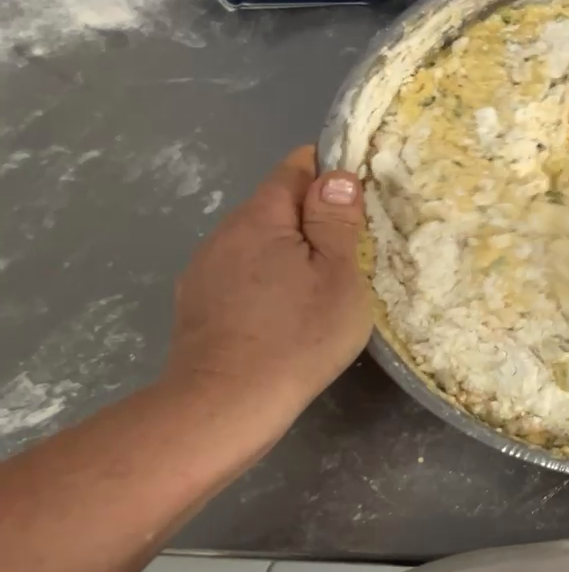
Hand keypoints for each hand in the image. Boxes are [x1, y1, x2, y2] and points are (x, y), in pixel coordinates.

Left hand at [163, 146, 370, 430]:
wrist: (227, 403)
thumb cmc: (299, 333)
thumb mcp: (338, 273)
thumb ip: (336, 221)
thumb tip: (338, 176)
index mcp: (260, 221)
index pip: (294, 169)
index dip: (331, 168)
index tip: (365, 187)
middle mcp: (224, 236)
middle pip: (276, 205)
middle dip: (317, 212)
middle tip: (360, 239)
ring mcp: (206, 271)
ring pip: (262, 240)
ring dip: (296, 245)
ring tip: (330, 275)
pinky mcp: (201, 302)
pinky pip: (246, 269)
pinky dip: (275, 272)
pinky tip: (294, 303)